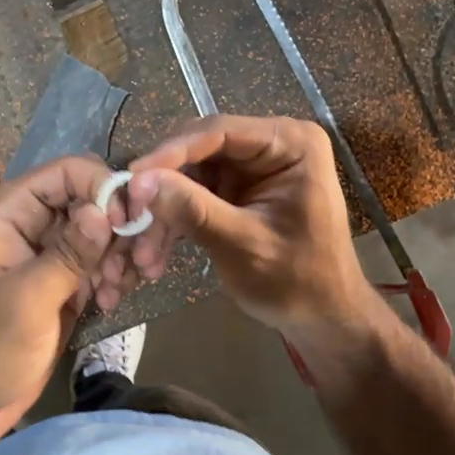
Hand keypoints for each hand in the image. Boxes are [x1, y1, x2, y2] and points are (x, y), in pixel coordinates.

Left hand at [0, 155, 116, 444]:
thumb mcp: (26, 300)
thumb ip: (68, 253)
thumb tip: (105, 210)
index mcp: (8, 210)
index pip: (67, 172)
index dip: (103, 187)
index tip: (132, 221)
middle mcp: (27, 221)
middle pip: (88, 197)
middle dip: (116, 225)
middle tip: (135, 264)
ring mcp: (44, 251)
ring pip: (98, 229)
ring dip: (117, 254)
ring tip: (117, 289)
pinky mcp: (59, 280)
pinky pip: (96, 260)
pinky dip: (110, 275)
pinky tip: (111, 301)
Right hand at [125, 115, 379, 331]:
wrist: (325, 322)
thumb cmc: (299, 283)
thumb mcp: (244, 247)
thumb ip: (194, 210)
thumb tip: (139, 181)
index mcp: (290, 143)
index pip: (219, 131)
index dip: (172, 152)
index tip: (133, 178)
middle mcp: (270, 143)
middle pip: (199, 149)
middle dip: (163, 185)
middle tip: (129, 215)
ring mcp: (251, 165)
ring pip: (189, 172)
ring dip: (163, 210)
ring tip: (141, 252)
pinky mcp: (236, 188)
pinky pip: (193, 192)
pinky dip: (174, 220)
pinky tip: (154, 252)